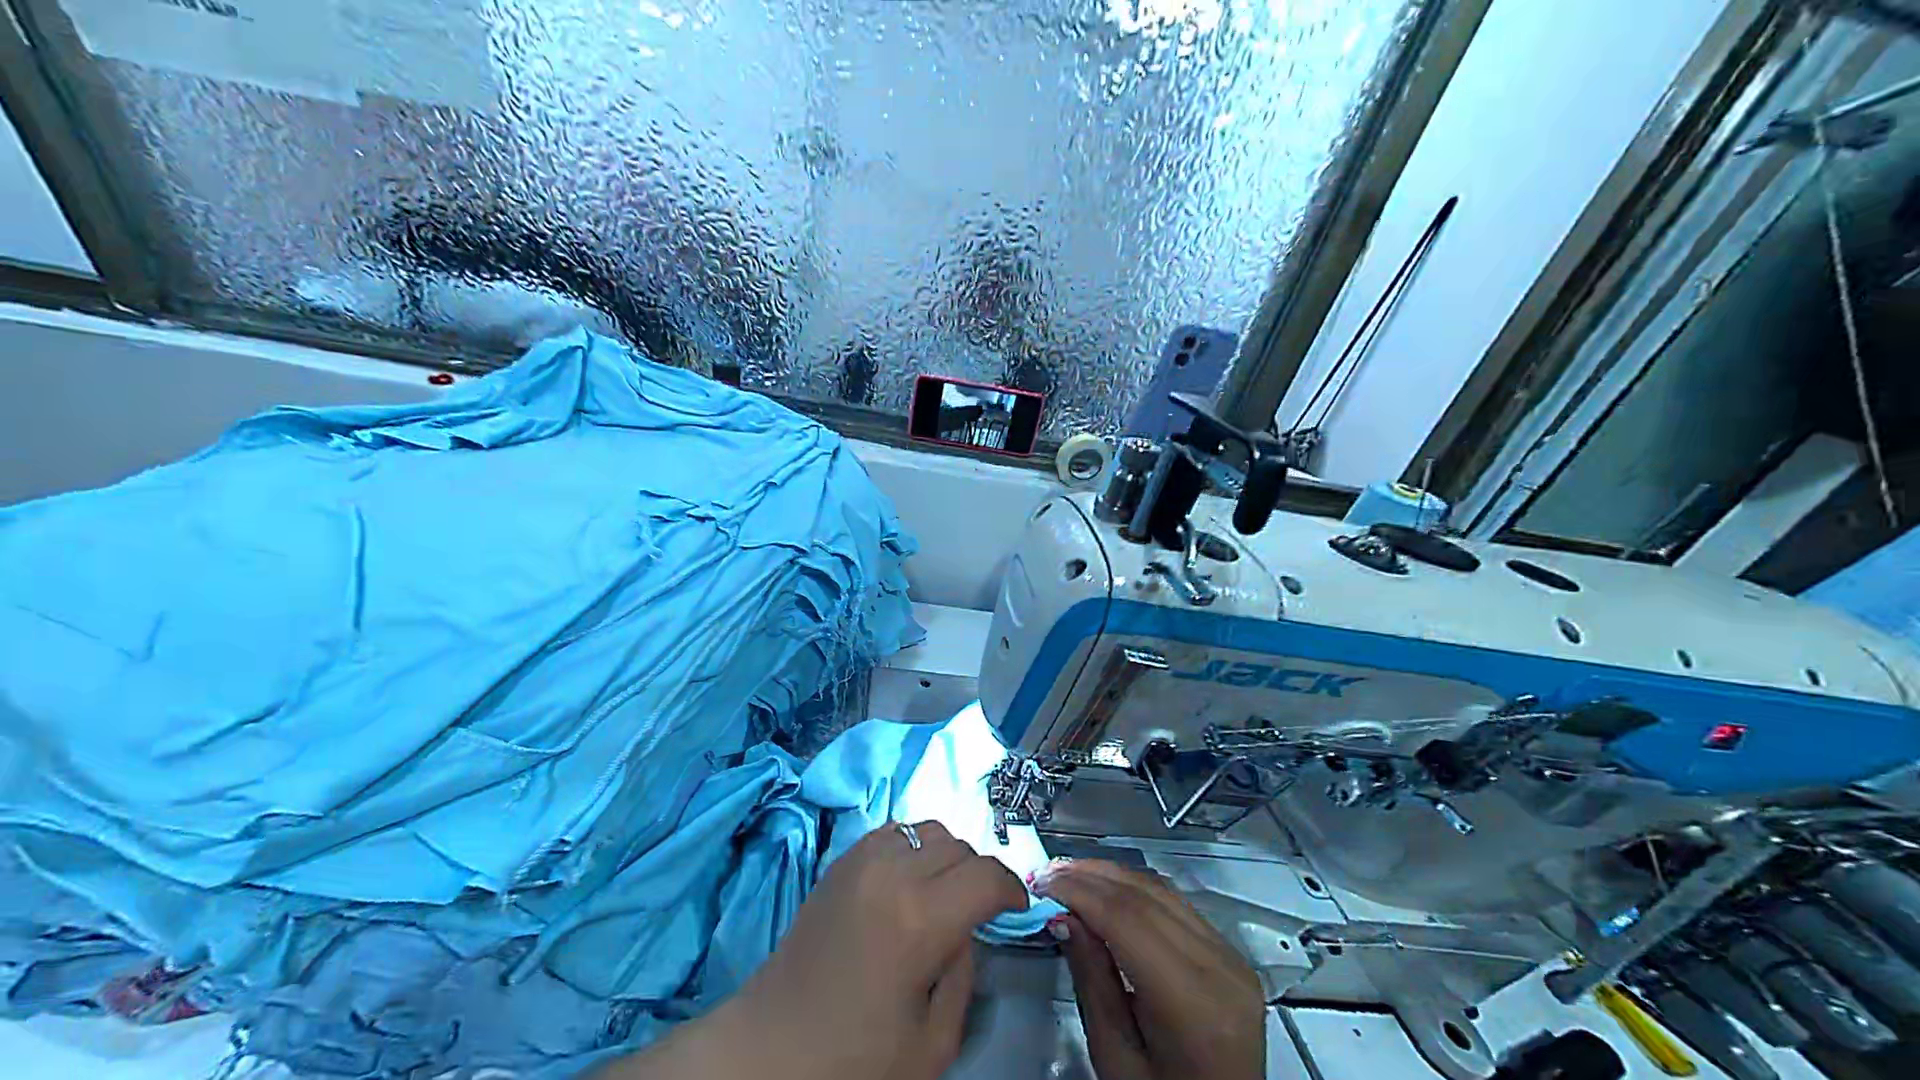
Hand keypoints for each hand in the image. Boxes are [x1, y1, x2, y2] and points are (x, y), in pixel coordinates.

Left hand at [600, 820, 1026, 1079]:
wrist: (771, 1047)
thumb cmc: (855, 1057)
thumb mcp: (933, 1039)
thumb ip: (965, 971)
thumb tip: (967, 928)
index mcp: (920, 918)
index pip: (988, 875)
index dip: (1012, 889)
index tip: (1017, 909)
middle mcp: (893, 873)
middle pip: (960, 846)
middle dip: (980, 874)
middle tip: (978, 909)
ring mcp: (862, 860)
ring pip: (928, 829)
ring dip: (946, 855)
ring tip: (942, 892)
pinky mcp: (840, 860)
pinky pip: (893, 832)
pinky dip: (913, 847)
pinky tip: (908, 881)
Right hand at [1036, 858, 1265, 1079]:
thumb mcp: (1116, 1057)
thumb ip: (1092, 981)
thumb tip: (1065, 917)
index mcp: (1193, 1003)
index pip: (1127, 920)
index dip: (1080, 891)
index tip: (1041, 882)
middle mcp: (1220, 968)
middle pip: (1145, 898)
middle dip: (1090, 877)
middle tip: (1047, 872)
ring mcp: (1231, 958)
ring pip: (1162, 891)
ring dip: (1111, 876)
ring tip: (1069, 873)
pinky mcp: (1230, 954)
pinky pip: (1177, 905)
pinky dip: (1136, 889)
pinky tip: (1107, 887)